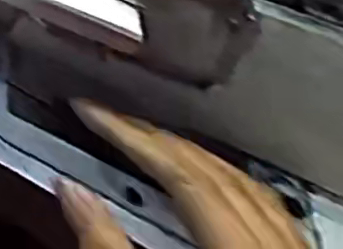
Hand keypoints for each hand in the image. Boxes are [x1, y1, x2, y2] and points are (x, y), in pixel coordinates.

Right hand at [55, 101, 304, 248]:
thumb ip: (107, 245)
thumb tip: (70, 188)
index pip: (180, 173)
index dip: (129, 134)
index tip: (87, 108)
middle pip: (213, 172)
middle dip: (154, 136)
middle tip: (108, 117)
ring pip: (247, 185)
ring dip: (191, 153)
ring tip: (149, 138)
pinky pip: (272, 210)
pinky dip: (230, 181)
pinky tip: (211, 179)